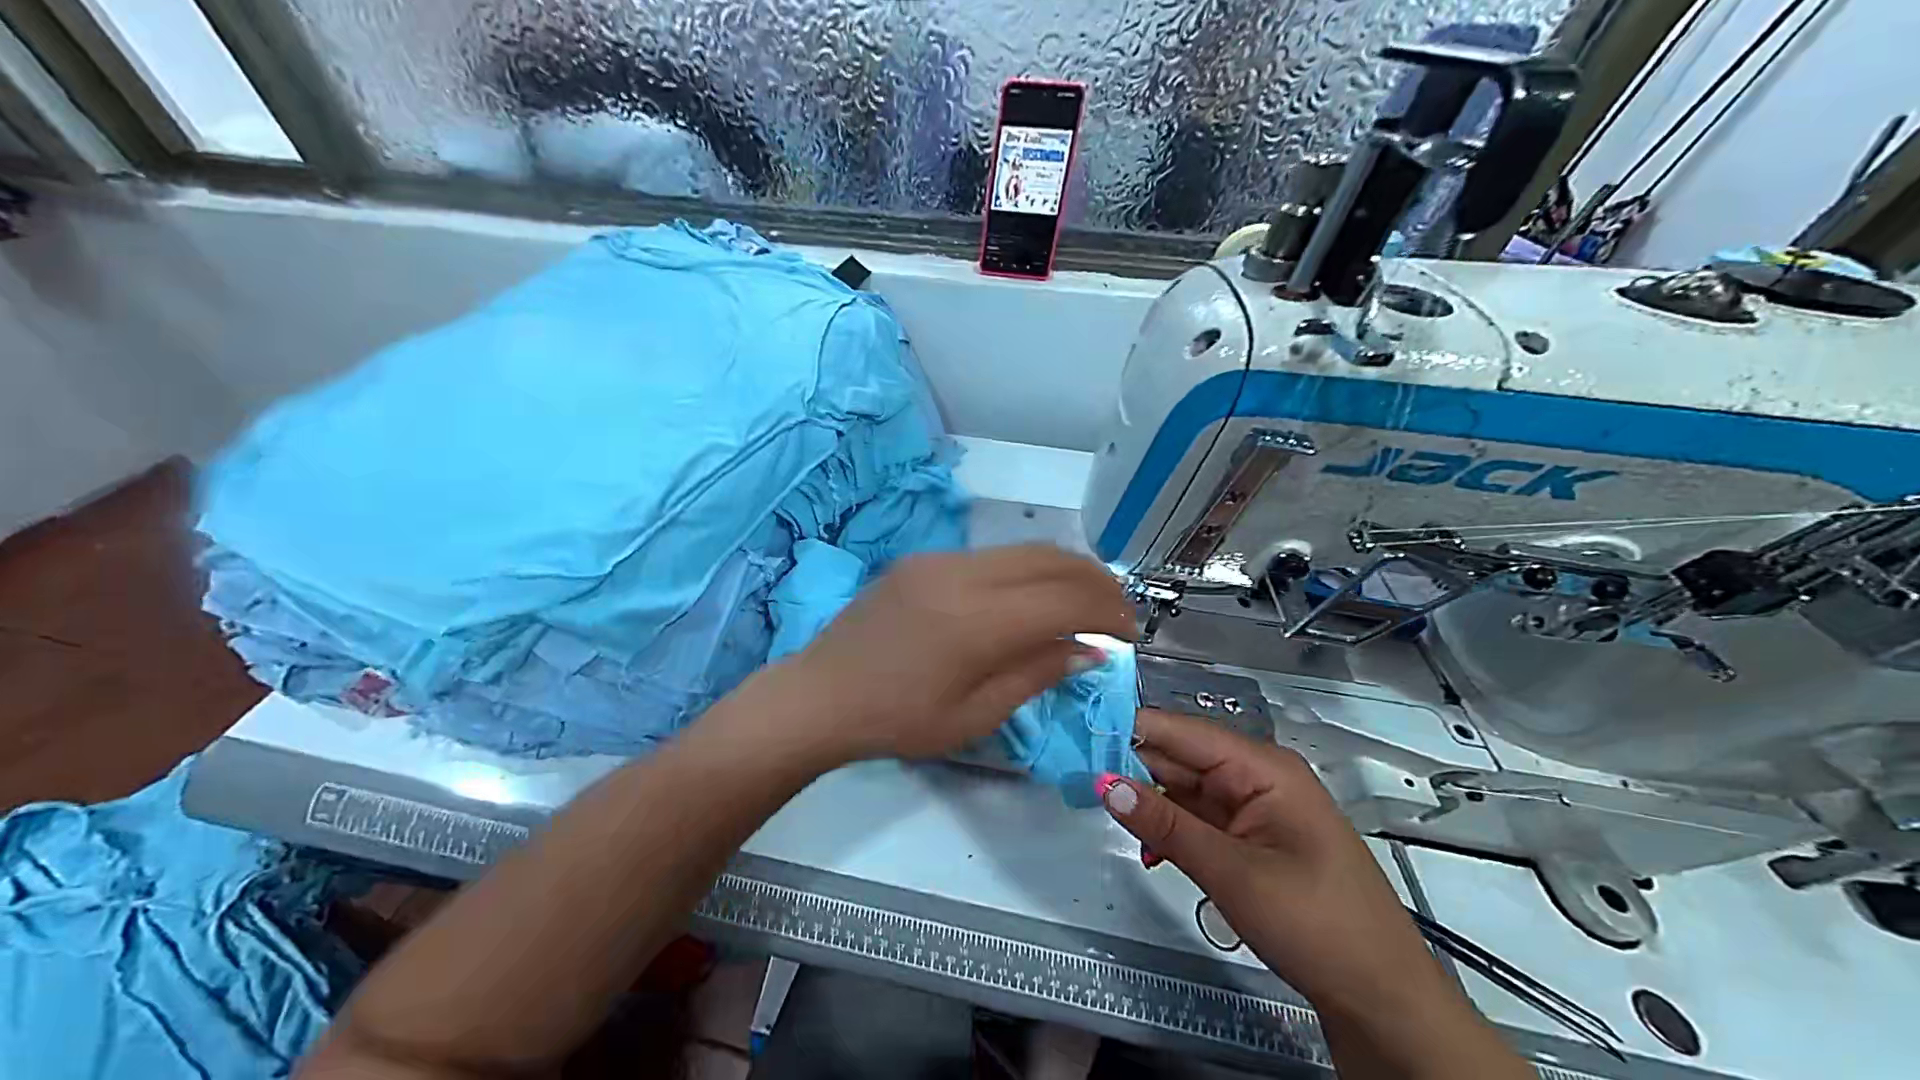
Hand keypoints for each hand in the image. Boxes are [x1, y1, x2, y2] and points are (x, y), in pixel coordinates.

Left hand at [769, 545, 1135, 763]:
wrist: (820, 694)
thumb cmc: (898, 720)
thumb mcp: (975, 715)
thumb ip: (1036, 673)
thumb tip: (1088, 650)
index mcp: (979, 621)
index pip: (1066, 601)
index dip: (1108, 613)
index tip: (1130, 634)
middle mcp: (964, 575)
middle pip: (1051, 559)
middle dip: (1096, 581)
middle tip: (1117, 612)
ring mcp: (940, 560)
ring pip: (1023, 550)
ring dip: (1063, 570)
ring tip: (1085, 600)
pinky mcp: (922, 559)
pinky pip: (991, 556)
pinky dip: (1026, 570)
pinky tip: (1031, 597)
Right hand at [1101, 709, 1527, 1078]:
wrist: (1380, 997)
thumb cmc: (1315, 922)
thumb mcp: (1232, 871)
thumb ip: (1165, 823)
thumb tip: (1104, 782)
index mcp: (1261, 767)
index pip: (1181, 731)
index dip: (1129, 729)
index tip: (1076, 734)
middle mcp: (1256, 776)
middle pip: (1180, 757)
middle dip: (1131, 767)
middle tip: (1076, 778)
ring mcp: (1254, 808)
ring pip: (1185, 789)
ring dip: (1150, 804)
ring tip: (1105, 816)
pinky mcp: (1251, 838)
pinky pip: (1199, 819)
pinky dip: (1171, 830)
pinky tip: (1151, 851)